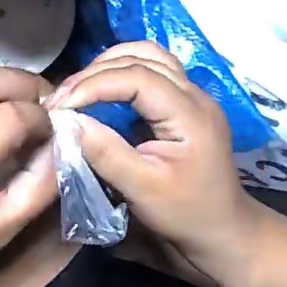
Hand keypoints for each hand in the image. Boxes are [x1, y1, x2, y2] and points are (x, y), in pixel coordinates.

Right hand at [47, 43, 268, 276]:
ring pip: (150, 56)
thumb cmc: (186, 214)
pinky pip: (154, 70)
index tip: (62, 106)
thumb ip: (107, 153)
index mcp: (190, 113)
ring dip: (111, 64)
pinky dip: (124, 71)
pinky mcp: (186, 103)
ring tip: (79, 88)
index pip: (138, 76)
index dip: (95, 84)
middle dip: (96, 72)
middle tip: (62, 98)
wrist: (224, 231)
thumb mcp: (142, 190)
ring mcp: (194, 95)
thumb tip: (69, 122)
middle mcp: (195, 94)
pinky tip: (102, 90)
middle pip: (142, 58)